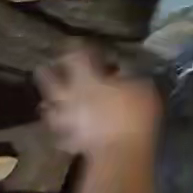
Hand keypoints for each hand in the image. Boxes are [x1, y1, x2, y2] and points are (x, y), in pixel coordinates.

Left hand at [37, 43, 162, 156]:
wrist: (120, 152)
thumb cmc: (135, 114)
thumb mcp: (143, 87)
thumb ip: (128, 77)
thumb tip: (120, 71)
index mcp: (87, 80)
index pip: (77, 56)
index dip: (78, 46)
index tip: (80, 40)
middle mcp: (68, 96)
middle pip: (49, 78)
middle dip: (49, 69)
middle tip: (51, 64)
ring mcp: (64, 118)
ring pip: (48, 104)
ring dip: (52, 99)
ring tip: (55, 97)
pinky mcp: (66, 138)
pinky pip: (58, 128)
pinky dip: (61, 124)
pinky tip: (67, 125)